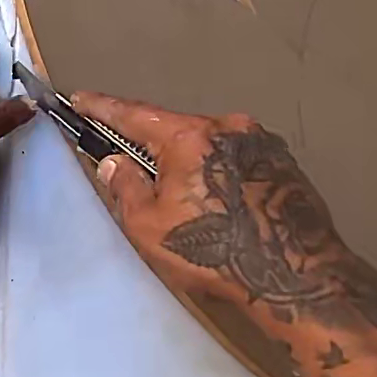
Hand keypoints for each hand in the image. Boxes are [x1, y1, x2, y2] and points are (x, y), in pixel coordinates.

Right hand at [70, 91, 353, 311]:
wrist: (296, 277)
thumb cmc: (213, 253)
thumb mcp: (148, 226)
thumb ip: (125, 186)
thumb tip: (113, 163)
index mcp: (189, 137)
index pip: (133, 114)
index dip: (102, 107)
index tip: (81, 99)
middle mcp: (228, 127)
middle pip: (173, 131)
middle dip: (149, 147)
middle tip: (131, 171)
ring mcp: (261, 142)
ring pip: (205, 146)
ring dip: (186, 164)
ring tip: (180, 202)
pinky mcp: (283, 162)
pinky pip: (232, 159)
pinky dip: (214, 172)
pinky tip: (214, 205)